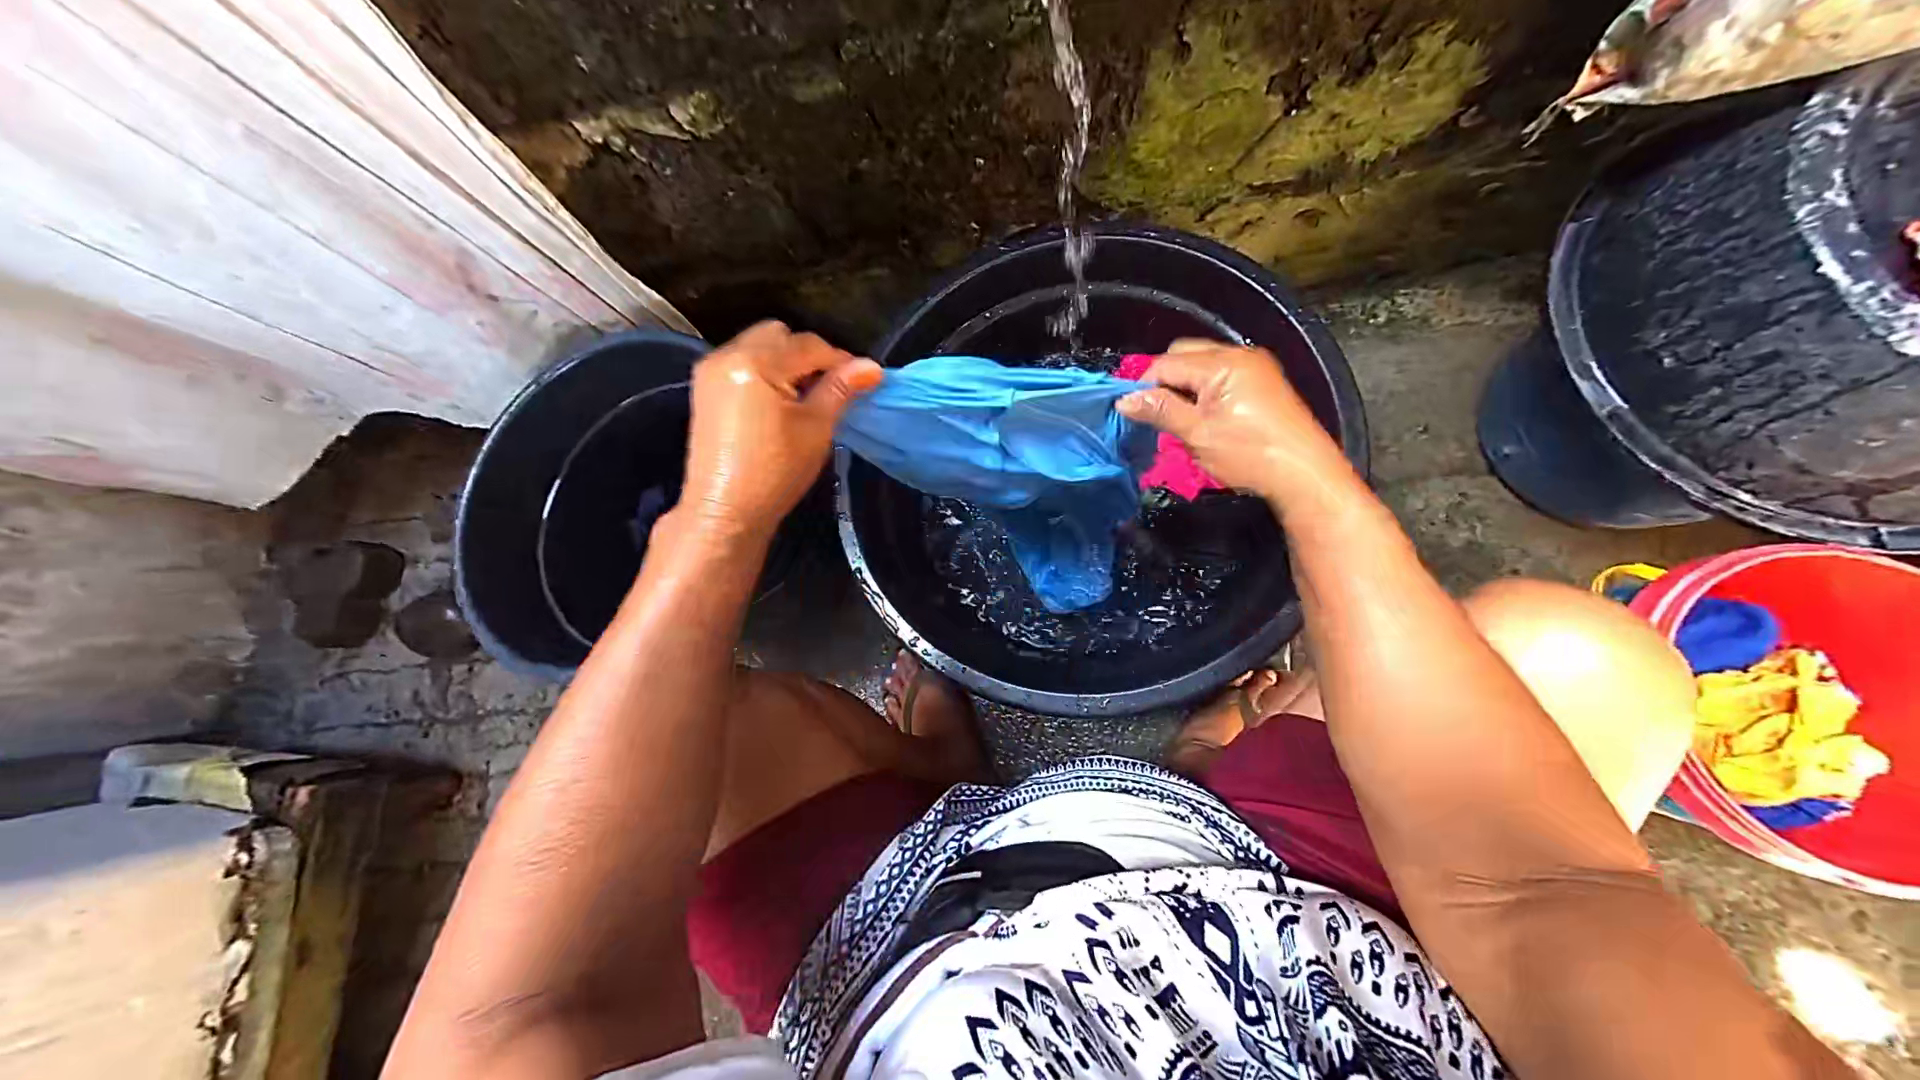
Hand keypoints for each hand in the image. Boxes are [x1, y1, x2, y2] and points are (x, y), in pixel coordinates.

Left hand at [679, 321, 881, 539]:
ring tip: (804, 398)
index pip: (808, 345)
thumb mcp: (816, 428)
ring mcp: (711, 371)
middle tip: (828, 389)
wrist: (725, 511)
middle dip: (808, 355)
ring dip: (786, 362)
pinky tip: (780, 403)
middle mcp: (727, 356)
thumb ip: (841, 390)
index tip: (861, 381)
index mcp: (755, 363)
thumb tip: (872, 366)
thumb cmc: (775, 472)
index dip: (840, 360)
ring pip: (759, 346)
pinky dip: (765, 372)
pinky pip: (742, 363)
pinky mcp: (705, 389)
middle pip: (779, 336)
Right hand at [1117, 339, 1360, 514]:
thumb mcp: (1197, 434)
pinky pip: (1220, 378)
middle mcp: (1239, 356)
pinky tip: (1202, 420)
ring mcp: (1254, 368)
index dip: (1144, 386)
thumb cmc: (1251, 454)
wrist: (1304, 474)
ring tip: (1178, 422)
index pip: (1166, 362)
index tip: (1132, 412)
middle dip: (1164, 382)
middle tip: (1155, 417)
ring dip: (1183, 389)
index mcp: (1222, 363)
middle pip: (1184, 356)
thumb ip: (1159, 411)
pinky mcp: (1262, 385)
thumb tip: (1125, 399)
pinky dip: (1203, 393)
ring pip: (1201, 367)